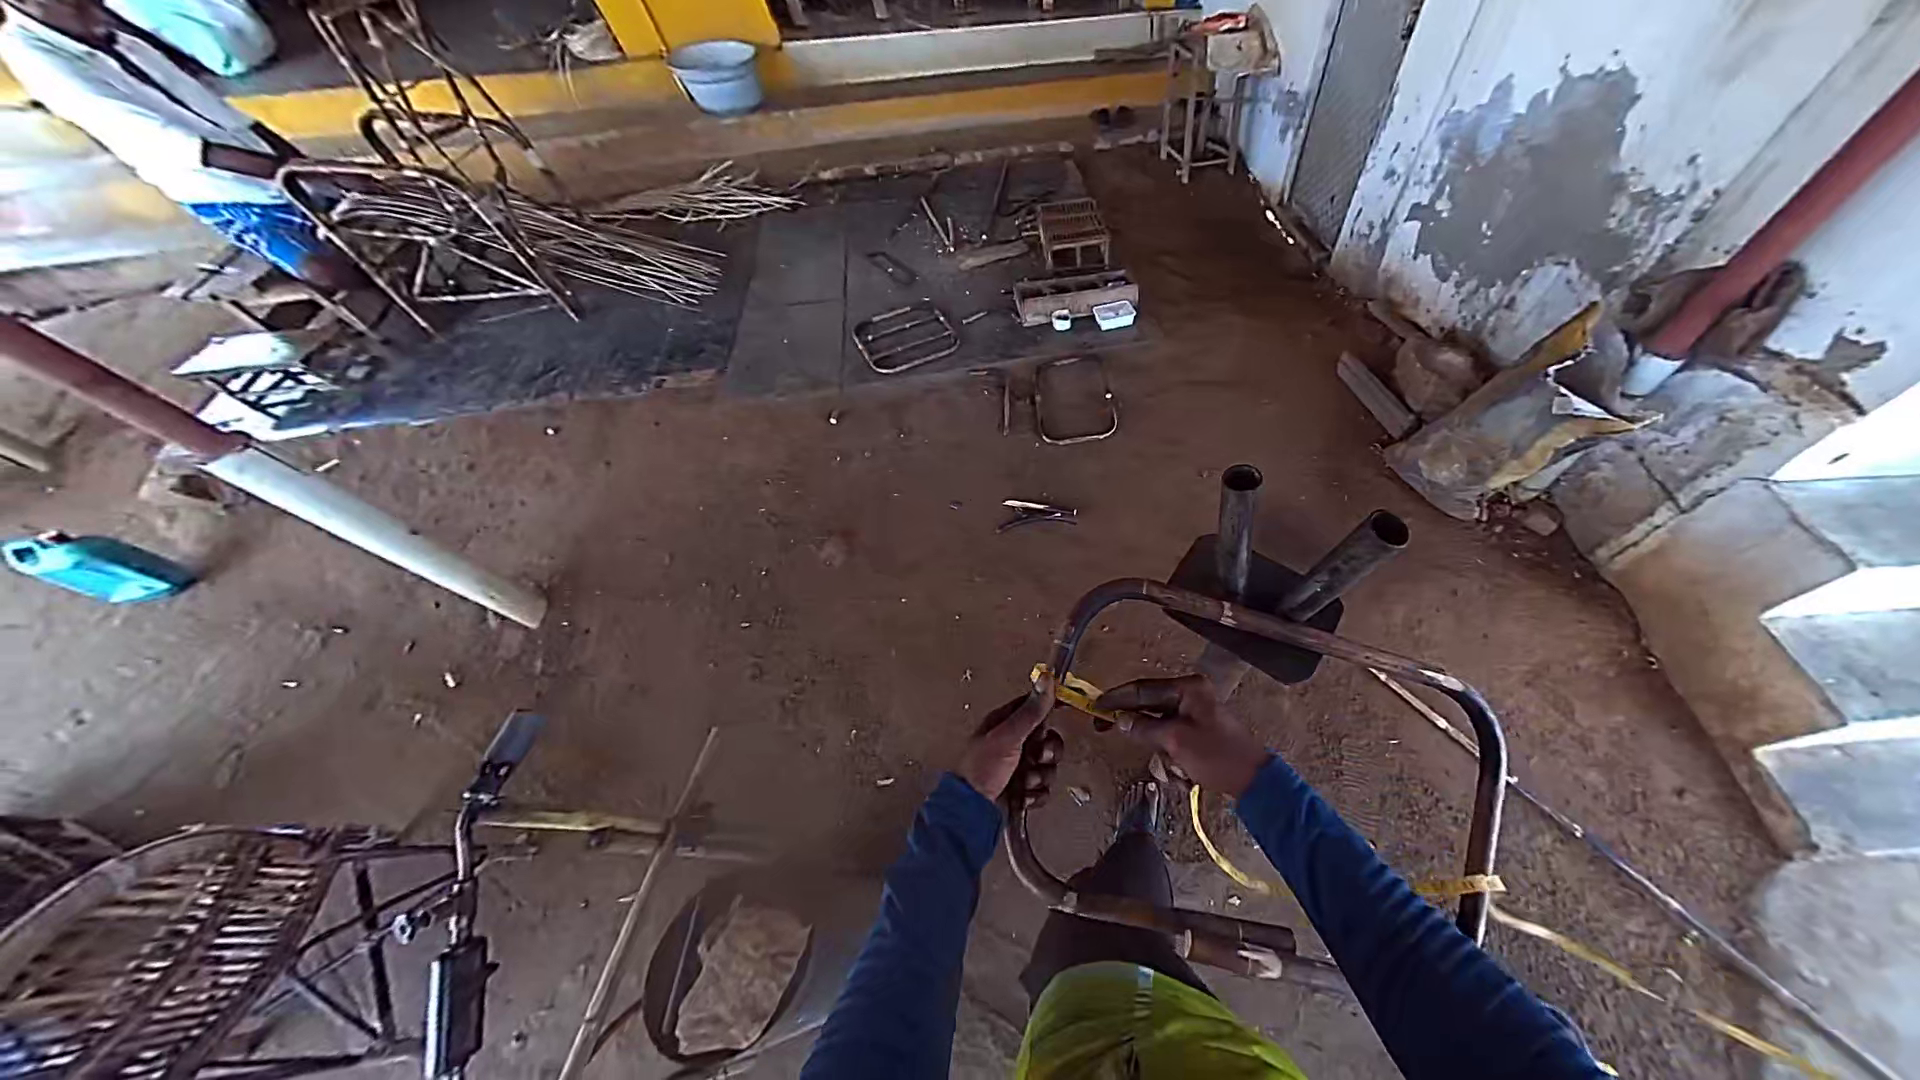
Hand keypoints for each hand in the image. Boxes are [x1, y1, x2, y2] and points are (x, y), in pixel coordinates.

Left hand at [956, 674, 1059, 803]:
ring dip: (1039, 776)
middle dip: (1047, 752)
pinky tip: (1022, 795)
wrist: (971, 811)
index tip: (1062, 709)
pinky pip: (1043, 789)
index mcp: (1005, 723)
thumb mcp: (1008, 735)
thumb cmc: (982, 767)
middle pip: (1048, 740)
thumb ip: (1031, 710)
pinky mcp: (1023, 790)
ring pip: (1048, 766)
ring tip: (1023, 781)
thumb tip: (1046, 677)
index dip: (1049, 708)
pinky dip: (1034, 794)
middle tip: (1037, 757)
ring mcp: (1018, 767)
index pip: (1034, 707)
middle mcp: (1013, 743)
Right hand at [1096, 675, 1269, 796]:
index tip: (1096, 707)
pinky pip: (1171, 735)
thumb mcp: (1174, 740)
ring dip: (1157, 745)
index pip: (1142, 688)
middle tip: (1104, 727)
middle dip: (1134, 723)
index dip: (1116, 698)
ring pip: (1158, 723)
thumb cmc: (1216, 755)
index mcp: (1188, 688)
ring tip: (1172, 765)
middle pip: (1148, 704)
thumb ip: (1144, 727)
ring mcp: (1194, 711)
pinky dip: (1169, 751)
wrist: (1255, 780)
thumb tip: (1120, 720)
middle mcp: (1190, 694)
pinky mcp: (1197, 729)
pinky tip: (1182, 772)